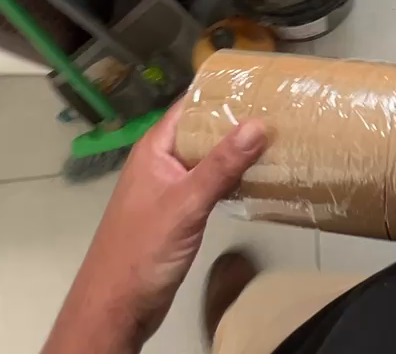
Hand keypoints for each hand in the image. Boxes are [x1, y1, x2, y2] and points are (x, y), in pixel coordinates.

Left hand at [43, 101, 266, 352]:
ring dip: (237, 150)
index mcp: (155, 148)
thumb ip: (221, 165)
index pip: (191, 105)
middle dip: (237, 121)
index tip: (260, 84)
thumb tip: (259, 124)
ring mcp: (171, 187)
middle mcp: (163, 161)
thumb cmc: (142, 251)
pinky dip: (232, 177)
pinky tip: (259, 176)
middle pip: (204, 130)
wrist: (115, 311)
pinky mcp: (180, 211)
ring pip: (209, 157)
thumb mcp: (186, 204)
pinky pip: (211, 182)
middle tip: (279, 109)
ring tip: (278, 137)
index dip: (222, 92)